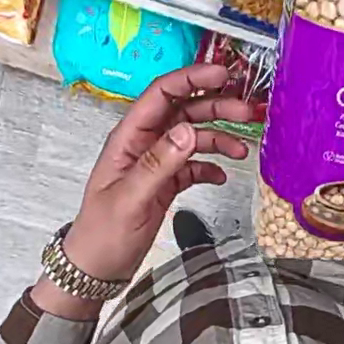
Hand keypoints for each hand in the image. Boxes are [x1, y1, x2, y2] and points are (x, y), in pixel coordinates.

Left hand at [39, 63, 251, 316]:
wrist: (97, 267)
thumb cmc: (103, 234)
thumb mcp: (130, 198)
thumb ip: (158, 164)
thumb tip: (188, 131)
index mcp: (128, 139)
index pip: (162, 95)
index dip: (192, 80)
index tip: (222, 75)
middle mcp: (144, 146)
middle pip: (184, 113)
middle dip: (216, 107)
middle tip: (246, 110)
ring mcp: (156, 165)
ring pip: (193, 139)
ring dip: (218, 140)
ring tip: (241, 150)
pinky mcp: (165, 185)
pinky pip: (193, 167)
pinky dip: (210, 168)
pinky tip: (221, 176)